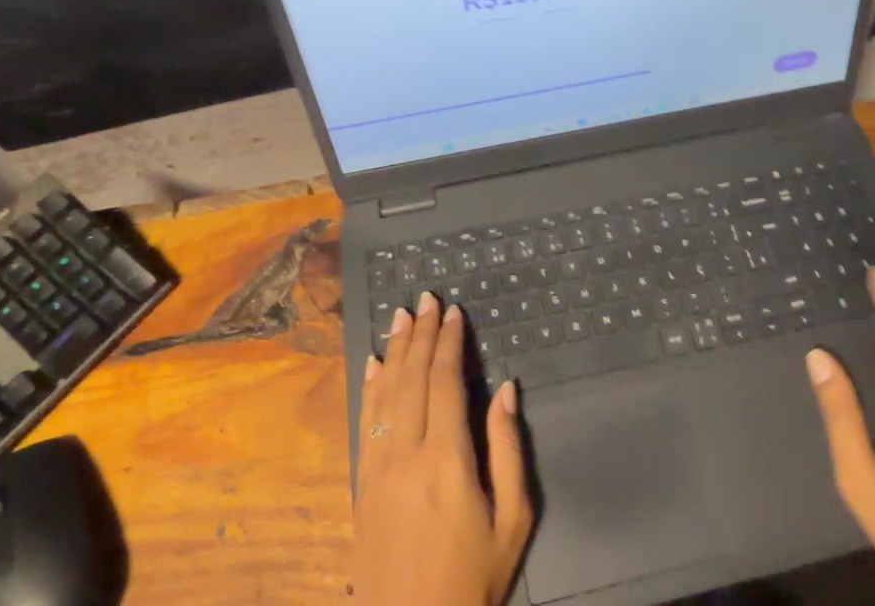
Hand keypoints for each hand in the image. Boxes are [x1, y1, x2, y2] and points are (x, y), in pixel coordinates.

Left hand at [353, 292, 532, 605]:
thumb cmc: (473, 575)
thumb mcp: (512, 519)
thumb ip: (508, 449)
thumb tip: (506, 390)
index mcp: (448, 458)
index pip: (446, 383)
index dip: (449, 343)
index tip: (454, 312)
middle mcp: (407, 454)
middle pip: (413, 379)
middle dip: (421, 335)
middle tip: (426, 298)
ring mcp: (378, 469)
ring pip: (385, 394)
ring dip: (393, 351)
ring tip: (400, 316)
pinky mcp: (361, 486)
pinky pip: (365, 424)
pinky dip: (369, 389)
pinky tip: (373, 365)